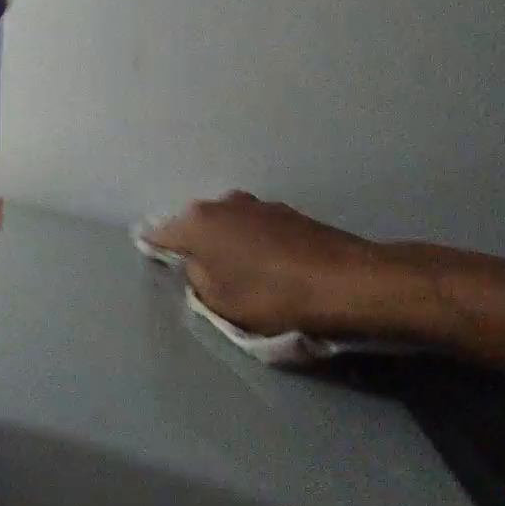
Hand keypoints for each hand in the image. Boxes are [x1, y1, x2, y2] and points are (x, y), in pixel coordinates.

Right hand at [145, 191, 390, 334]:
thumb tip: (198, 265)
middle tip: (203, 273)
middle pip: (196, 225)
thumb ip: (196, 279)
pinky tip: (271, 266)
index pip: (160, 234)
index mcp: (196, 222)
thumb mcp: (219, 301)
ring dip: (229, 242)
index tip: (157, 263)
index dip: (155, 249)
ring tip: (241, 271)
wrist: (349, 282)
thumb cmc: (272, 294)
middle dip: (195, 244)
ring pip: (229, 224)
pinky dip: (257, 244)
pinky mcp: (289, 214)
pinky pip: (258, 229)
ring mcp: (257, 205)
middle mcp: (221, 204)